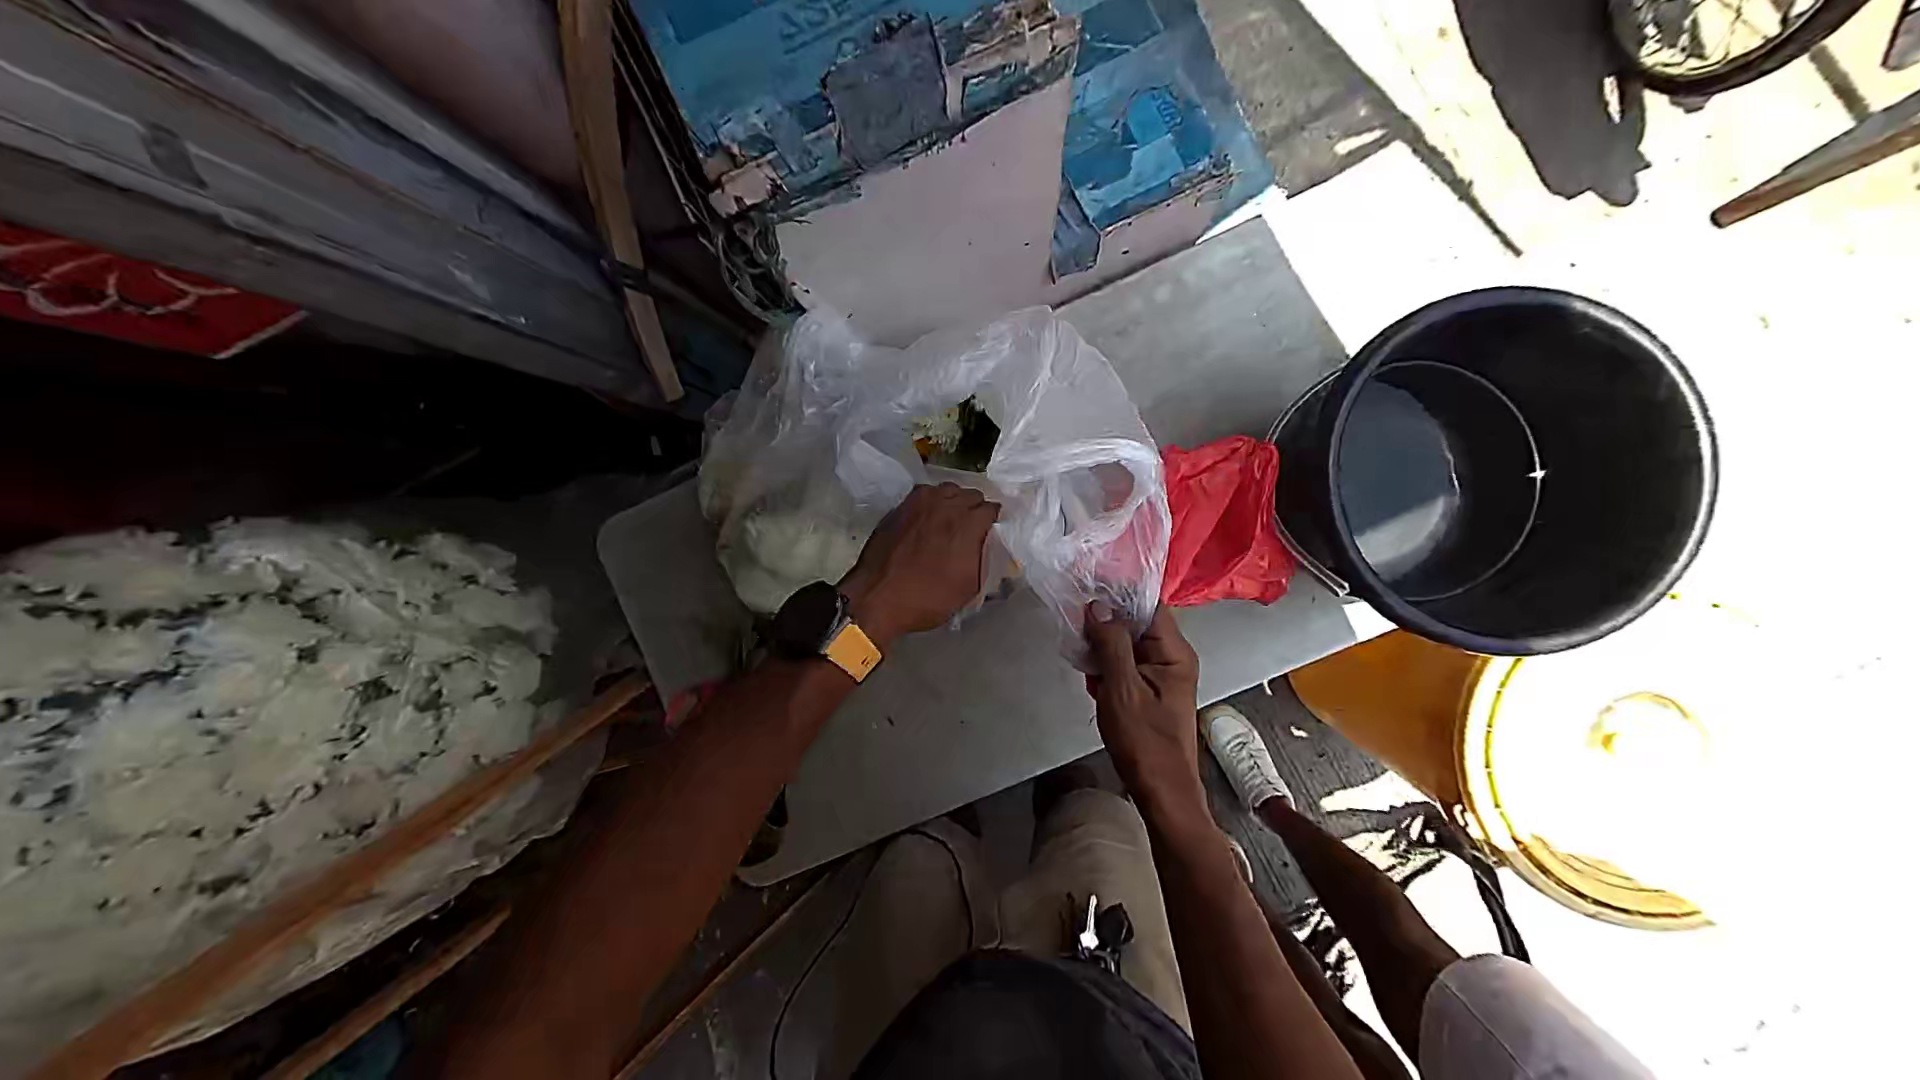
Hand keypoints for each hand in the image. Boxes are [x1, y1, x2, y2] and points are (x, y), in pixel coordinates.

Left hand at [838, 483, 1000, 646]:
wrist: (878, 597)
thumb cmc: (927, 598)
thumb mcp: (970, 588)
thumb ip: (988, 561)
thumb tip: (996, 549)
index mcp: (969, 524)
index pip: (994, 509)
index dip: (994, 523)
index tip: (991, 535)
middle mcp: (948, 504)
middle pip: (973, 495)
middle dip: (976, 510)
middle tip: (972, 531)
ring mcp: (922, 501)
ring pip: (950, 489)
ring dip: (955, 502)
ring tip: (951, 521)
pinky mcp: (902, 504)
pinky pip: (927, 492)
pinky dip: (933, 501)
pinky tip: (929, 517)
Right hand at [1085, 602, 1205, 819]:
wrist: (1161, 792)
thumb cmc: (1144, 742)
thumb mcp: (1122, 689)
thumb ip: (1110, 644)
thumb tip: (1098, 606)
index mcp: (1174, 653)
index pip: (1149, 606)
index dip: (1120, 594)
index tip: (1088, 587)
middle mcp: (1172, 659)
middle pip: (1136, 624)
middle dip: (1106, 623)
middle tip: (1075, 623)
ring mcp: (1161, 676)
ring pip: (1127, 645)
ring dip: (1103, 648)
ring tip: (1081, 654)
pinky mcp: (1149, 691)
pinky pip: (1126, 666)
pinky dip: (1107, 667)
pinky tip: (1091, 679)